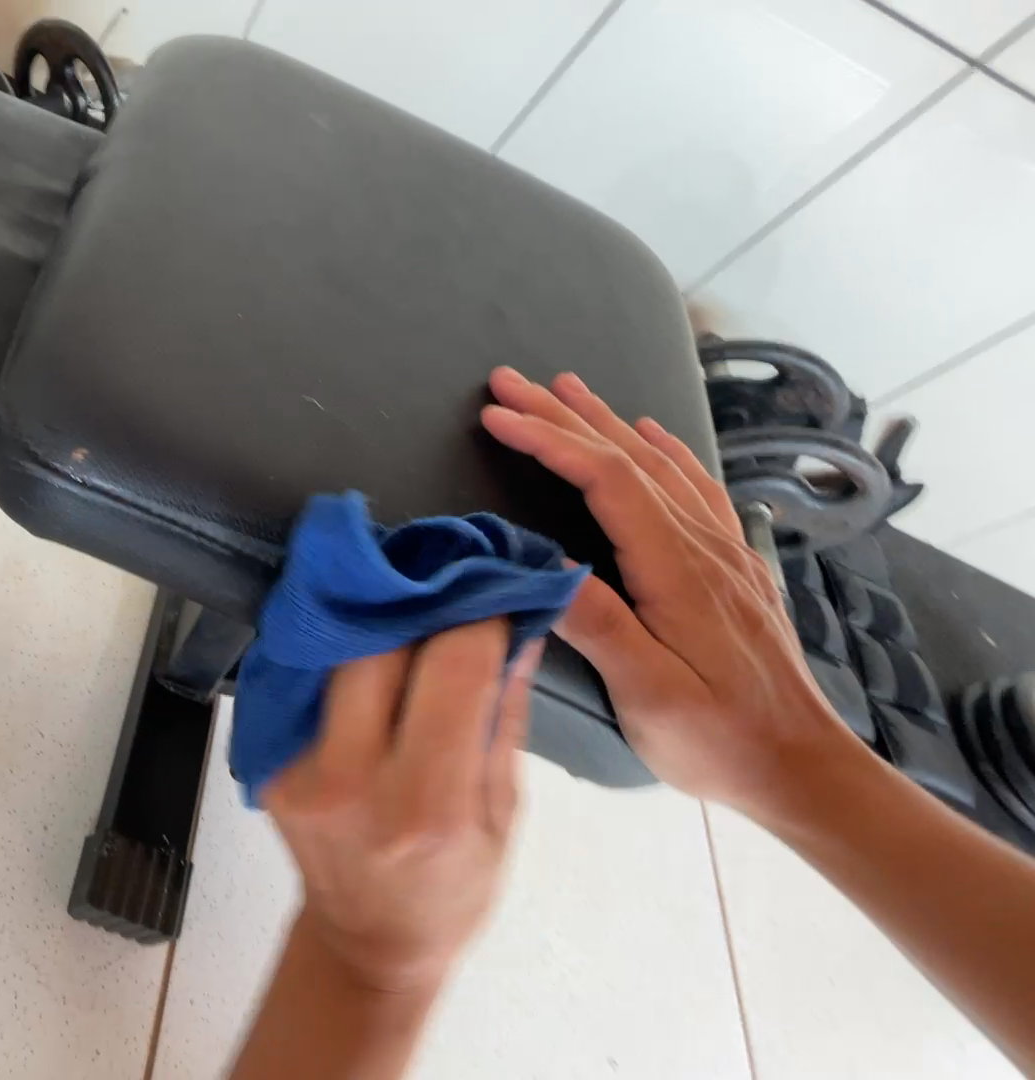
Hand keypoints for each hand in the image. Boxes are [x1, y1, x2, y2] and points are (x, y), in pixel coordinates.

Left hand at [262, 619, 539, 993]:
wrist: (366, 936)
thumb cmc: (453, 888)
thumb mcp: (505, 815)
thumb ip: (503, 718)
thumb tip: (515, 628)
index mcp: (426, 802)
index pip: (450, 668)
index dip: (475, 618)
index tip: (489, 593)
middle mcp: (349, 776)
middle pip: (375, 646)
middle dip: (414, 604)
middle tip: (437, 583)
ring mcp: (292, 766)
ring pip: (328, 653)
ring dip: (366, 617)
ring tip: (397, 597)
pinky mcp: (262, 761)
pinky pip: (298, 680)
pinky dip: (330, 650)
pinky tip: (353, 632)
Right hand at [479, 366, 863, 817]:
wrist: (803, 769)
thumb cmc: (716, 737)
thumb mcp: (648, 690)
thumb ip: (598, 623)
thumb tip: (541, 562)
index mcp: (678, 569)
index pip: (608, 481)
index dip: (548, 441)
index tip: (496, 417)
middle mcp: (704, 546)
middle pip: (629, 457)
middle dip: (563, 414)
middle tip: (509, 382)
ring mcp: (722, 552)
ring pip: (660, 464)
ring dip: (605, 420)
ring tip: (564, 388)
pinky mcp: (728, 567)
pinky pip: (694, 487)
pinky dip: (663, 449)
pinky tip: (650, 434)